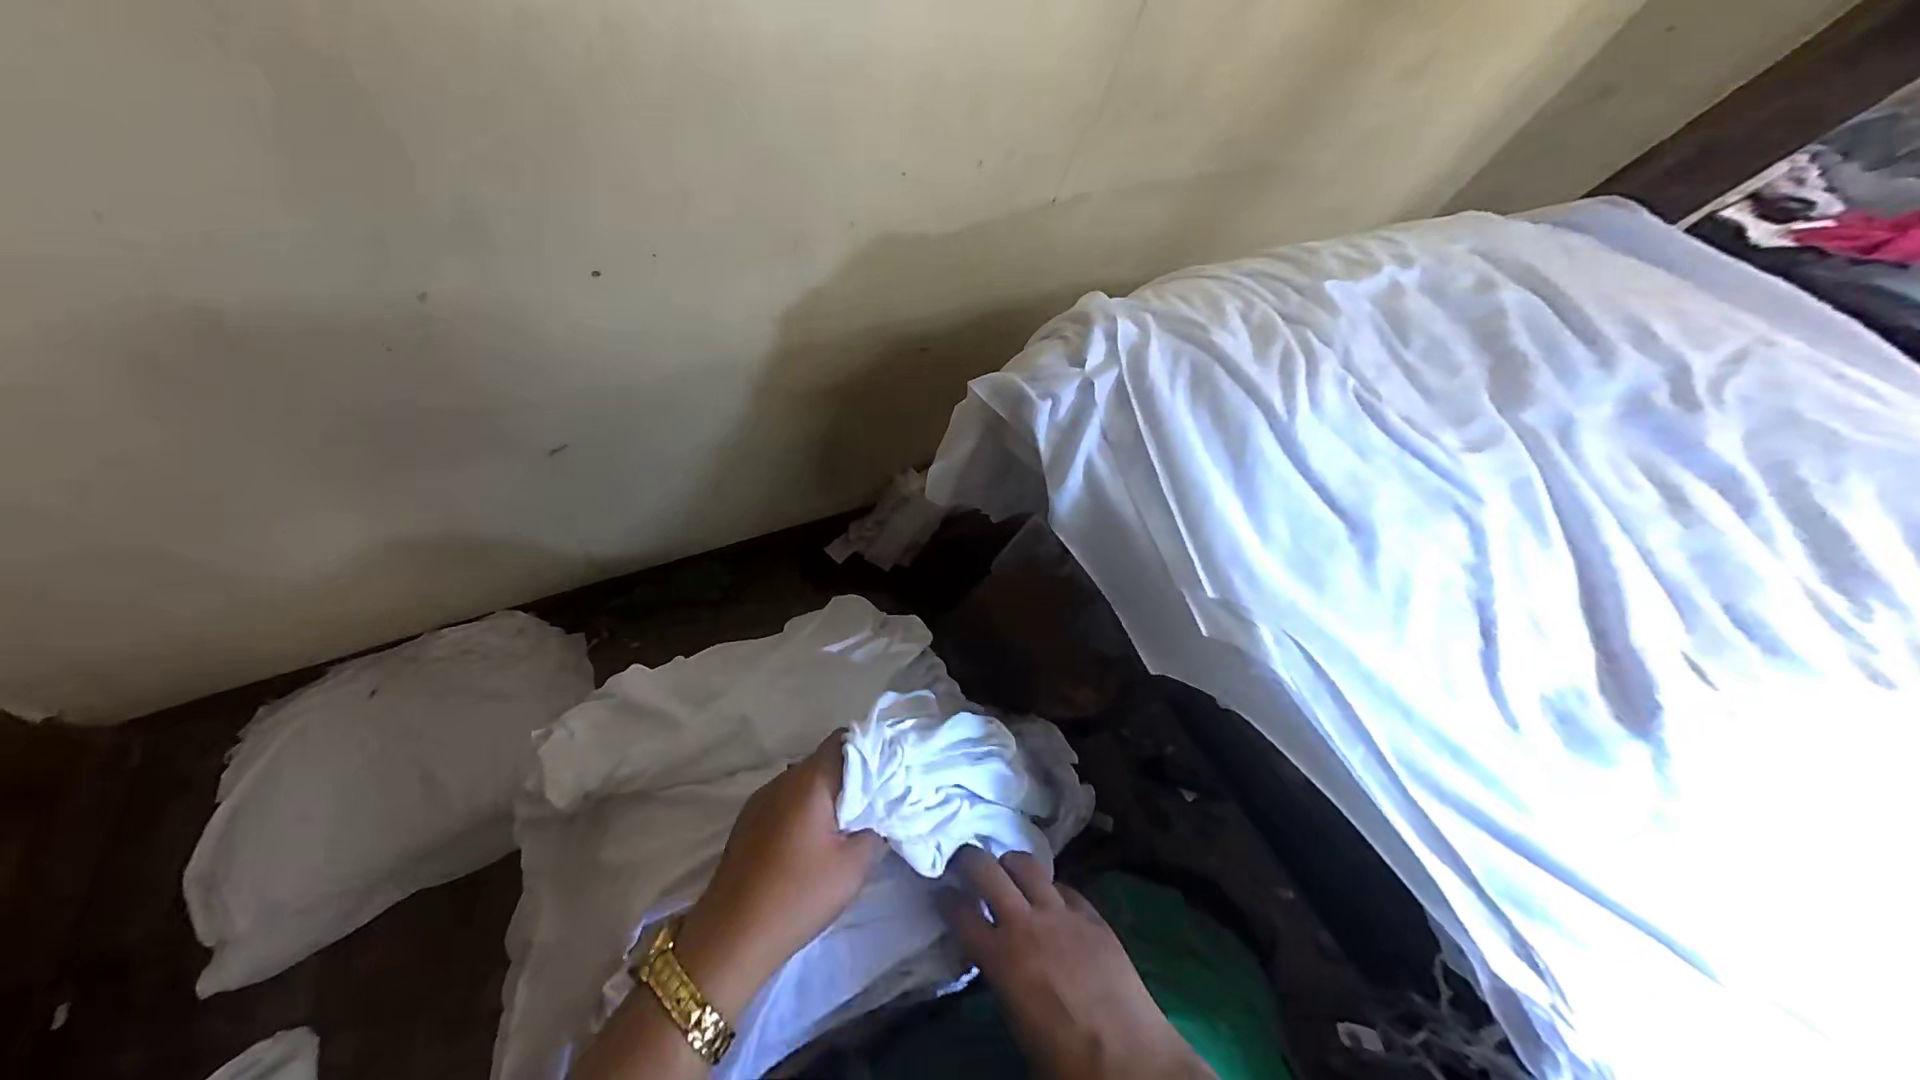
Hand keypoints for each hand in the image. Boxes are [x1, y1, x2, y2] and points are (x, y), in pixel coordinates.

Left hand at [573, 733, 882, 1079]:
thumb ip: (874, 829)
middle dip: (852, 776)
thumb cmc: (798, 895)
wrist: (731, 938)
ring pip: (803, 782)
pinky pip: (785, 801)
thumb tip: (879, 812)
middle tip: (875, 803)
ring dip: (826, 796)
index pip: (844, 740)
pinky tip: (812, 842)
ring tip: (846, 826)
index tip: (890, 772)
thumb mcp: (853, 866)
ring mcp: (759, 800)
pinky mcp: (747, 823)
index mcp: (808, 780)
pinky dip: (804, 810)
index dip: (871, 749)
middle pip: (823, 760)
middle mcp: (781, 780)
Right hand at [939, 848, 1215, 1079]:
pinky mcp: (1092, 915)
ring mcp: (1061, 913)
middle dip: (969, 860)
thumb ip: (1000, 978)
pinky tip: (1052, 902)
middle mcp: (1026, 923)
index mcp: (1000, 957)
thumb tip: (996, 960)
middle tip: (964, 863)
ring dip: (1010, 865)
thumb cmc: (1064, 1058)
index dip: (945, 898)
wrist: (1128, 1058)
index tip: (941, 893)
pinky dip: (1051, 890)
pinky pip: (1064, 888)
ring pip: (1026, 865)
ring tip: (1006, 871)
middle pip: (987, 870)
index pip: (959, 912)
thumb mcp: (1015, 1021)